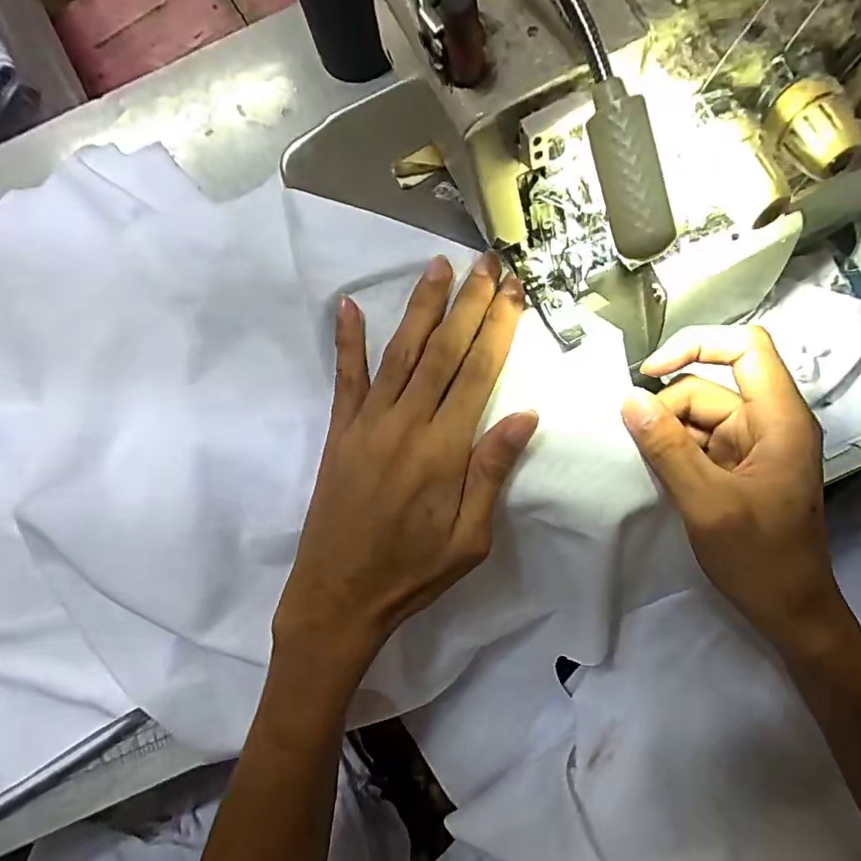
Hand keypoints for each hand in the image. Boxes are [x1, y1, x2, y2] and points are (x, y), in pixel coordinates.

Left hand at [273, 254, 536, 694]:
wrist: (338, 596)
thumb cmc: (412, 573)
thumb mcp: (469, 539)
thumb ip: (491, 472)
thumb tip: (523, 415)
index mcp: (442, 450)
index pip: (477, 373)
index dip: (497, 329)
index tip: (512, 293)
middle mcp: (404, 424)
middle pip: (442, 351)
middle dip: (467, 303)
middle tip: (486, 263)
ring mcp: (366, 424)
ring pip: (399, 353)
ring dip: (420, 307)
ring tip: (438, 267)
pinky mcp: (339, 433)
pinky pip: (345, 379)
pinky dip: (347, 341)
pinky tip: (346, 306)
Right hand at [621, 325, 845, 644]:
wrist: (791, 610)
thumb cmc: (759, 559)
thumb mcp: (706, 502)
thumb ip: (667, 448)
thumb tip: (629, 400)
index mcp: (780, 419)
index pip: (745, 348)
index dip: (697, 346)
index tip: (650, 372)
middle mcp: (771, 423)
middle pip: (712, 386)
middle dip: (669, 408)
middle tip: (637, 443)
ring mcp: (756, 447)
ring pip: (702, 416)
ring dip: (669, 433)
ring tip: (645, 463)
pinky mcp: (742, 469)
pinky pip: (704, 442)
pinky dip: (678, 451)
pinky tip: (658, 472)